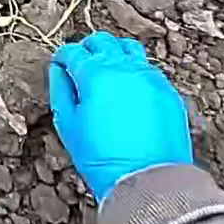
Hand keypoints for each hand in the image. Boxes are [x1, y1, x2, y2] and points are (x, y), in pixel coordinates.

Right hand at [49, 31, 192, 201]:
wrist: (148, 182)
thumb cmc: (102, 158)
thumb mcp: (68, 125)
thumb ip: (60, 90)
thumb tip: (58, 68)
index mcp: (95, 74)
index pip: (73, 51)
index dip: (63, 57)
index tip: (61, 64)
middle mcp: (123, 67)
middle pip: (101, 41)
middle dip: (87, 48)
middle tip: (81, 64)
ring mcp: (148, 75)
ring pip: (127, 47)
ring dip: (113, 52)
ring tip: (106, 70)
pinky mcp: (166, 88)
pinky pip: (147, 67)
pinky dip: (133, 69)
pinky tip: (128, 87)